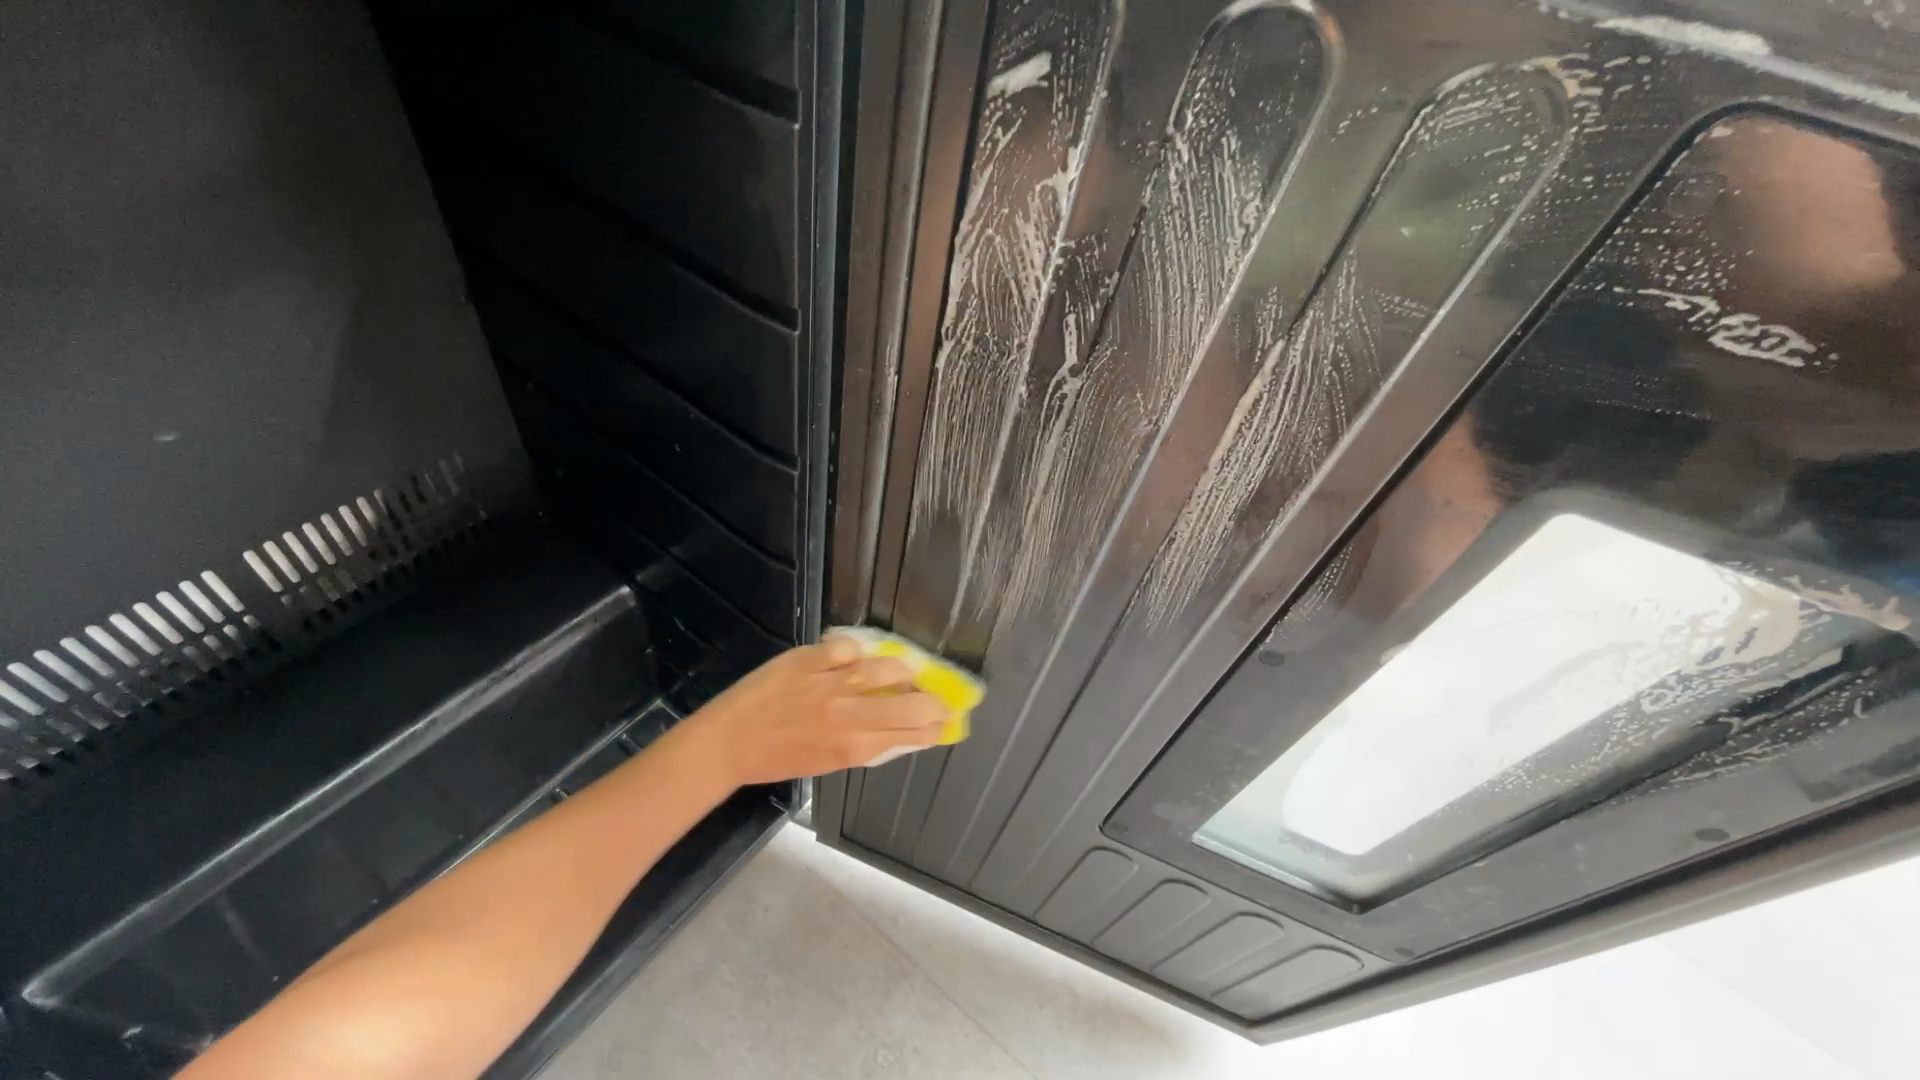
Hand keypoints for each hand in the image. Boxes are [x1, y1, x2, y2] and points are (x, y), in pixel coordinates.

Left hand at [679, 637, 949, 786]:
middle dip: (932, 701)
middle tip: (938, 698)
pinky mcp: (809, 659)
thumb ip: (865, 745)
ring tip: (905, 670)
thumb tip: (900, 733)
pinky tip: (857, 657)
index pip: (911, 734)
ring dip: (903, 670)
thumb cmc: (778, 758)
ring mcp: (829, 683)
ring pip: (886, 668)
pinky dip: (857, 652)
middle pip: (909, 704)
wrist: (728, 741)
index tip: (945, 721)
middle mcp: (848, 714)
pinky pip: (848, 648)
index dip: (934, 727)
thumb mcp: (827, 763)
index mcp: (854, 746)